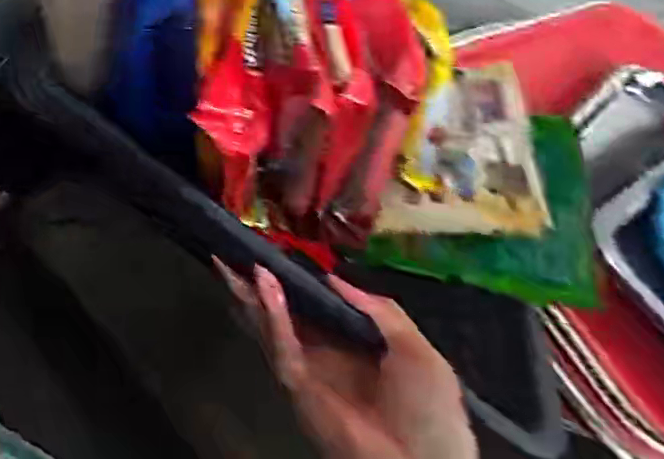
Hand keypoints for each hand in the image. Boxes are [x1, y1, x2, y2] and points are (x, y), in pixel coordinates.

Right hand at [222, 265, 477, 458]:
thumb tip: (332, 277)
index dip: (292, 279)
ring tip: (231, 262)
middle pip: (276, 308)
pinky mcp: (292, 378)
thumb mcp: (423, 357)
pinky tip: (265, 286)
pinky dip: (271, 312)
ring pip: (265, 320)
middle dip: (252, 281)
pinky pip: (279, 340)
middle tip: (232, 250)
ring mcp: (301, 364)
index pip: (309, 304)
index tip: (275, 252)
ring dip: (250, 290)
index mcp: (347, 344)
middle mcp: (318, 350)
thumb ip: (384, 313)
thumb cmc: (431, 413)